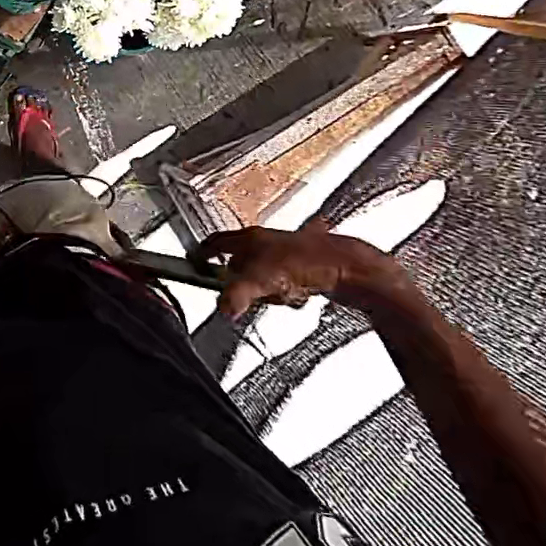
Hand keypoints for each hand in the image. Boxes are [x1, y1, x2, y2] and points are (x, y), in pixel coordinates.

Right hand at [201, 222, 403, 316]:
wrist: (350, 266)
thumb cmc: (307, 263)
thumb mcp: (262, 282)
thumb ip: (237, 296)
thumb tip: (222, 307)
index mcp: (249, 237)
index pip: (215, 242)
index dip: (203, 252)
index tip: (195, 261)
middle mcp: (266, 239)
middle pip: (240, 260)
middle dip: (242, 279)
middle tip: (247, 292)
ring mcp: (286, 249)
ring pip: (264, 272)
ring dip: (269, 288)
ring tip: (281, 295)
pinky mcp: (304, 262)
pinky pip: (286, 279)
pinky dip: (289, 291)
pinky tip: (298, 295)